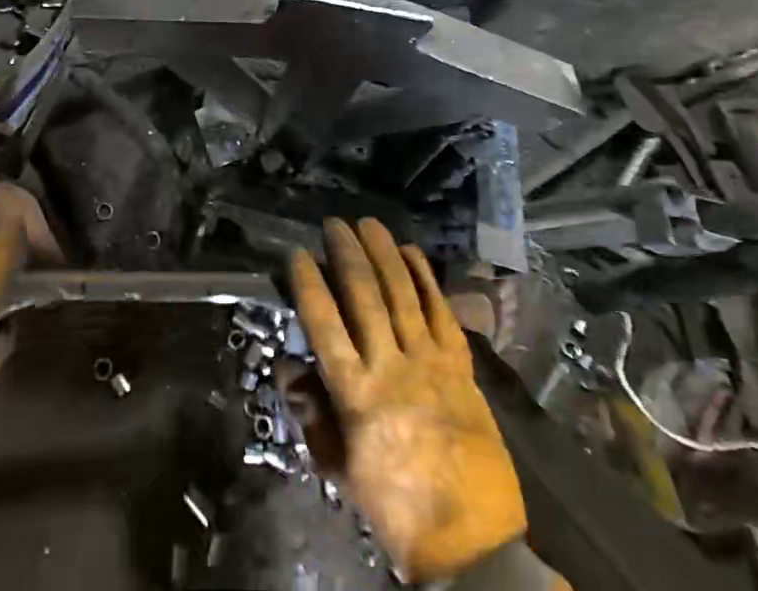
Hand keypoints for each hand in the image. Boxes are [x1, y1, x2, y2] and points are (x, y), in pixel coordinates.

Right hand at [291, 218, 526, 580]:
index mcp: (358, 394)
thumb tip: (288, 369)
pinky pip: (441, 311)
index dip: (309, 286)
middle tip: (335, 224)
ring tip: (370, 225)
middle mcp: (393, 365)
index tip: (297, 254)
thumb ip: (314, 414)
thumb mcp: (342, 468)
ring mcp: (431, 360)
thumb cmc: (394, 504)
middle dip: (348, 255)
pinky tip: (413, 255)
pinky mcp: (460, 363)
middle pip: (366, 298)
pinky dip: (426, 280)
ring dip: (385, 255)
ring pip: (404, 295)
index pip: (326, 326)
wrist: (469, 533)